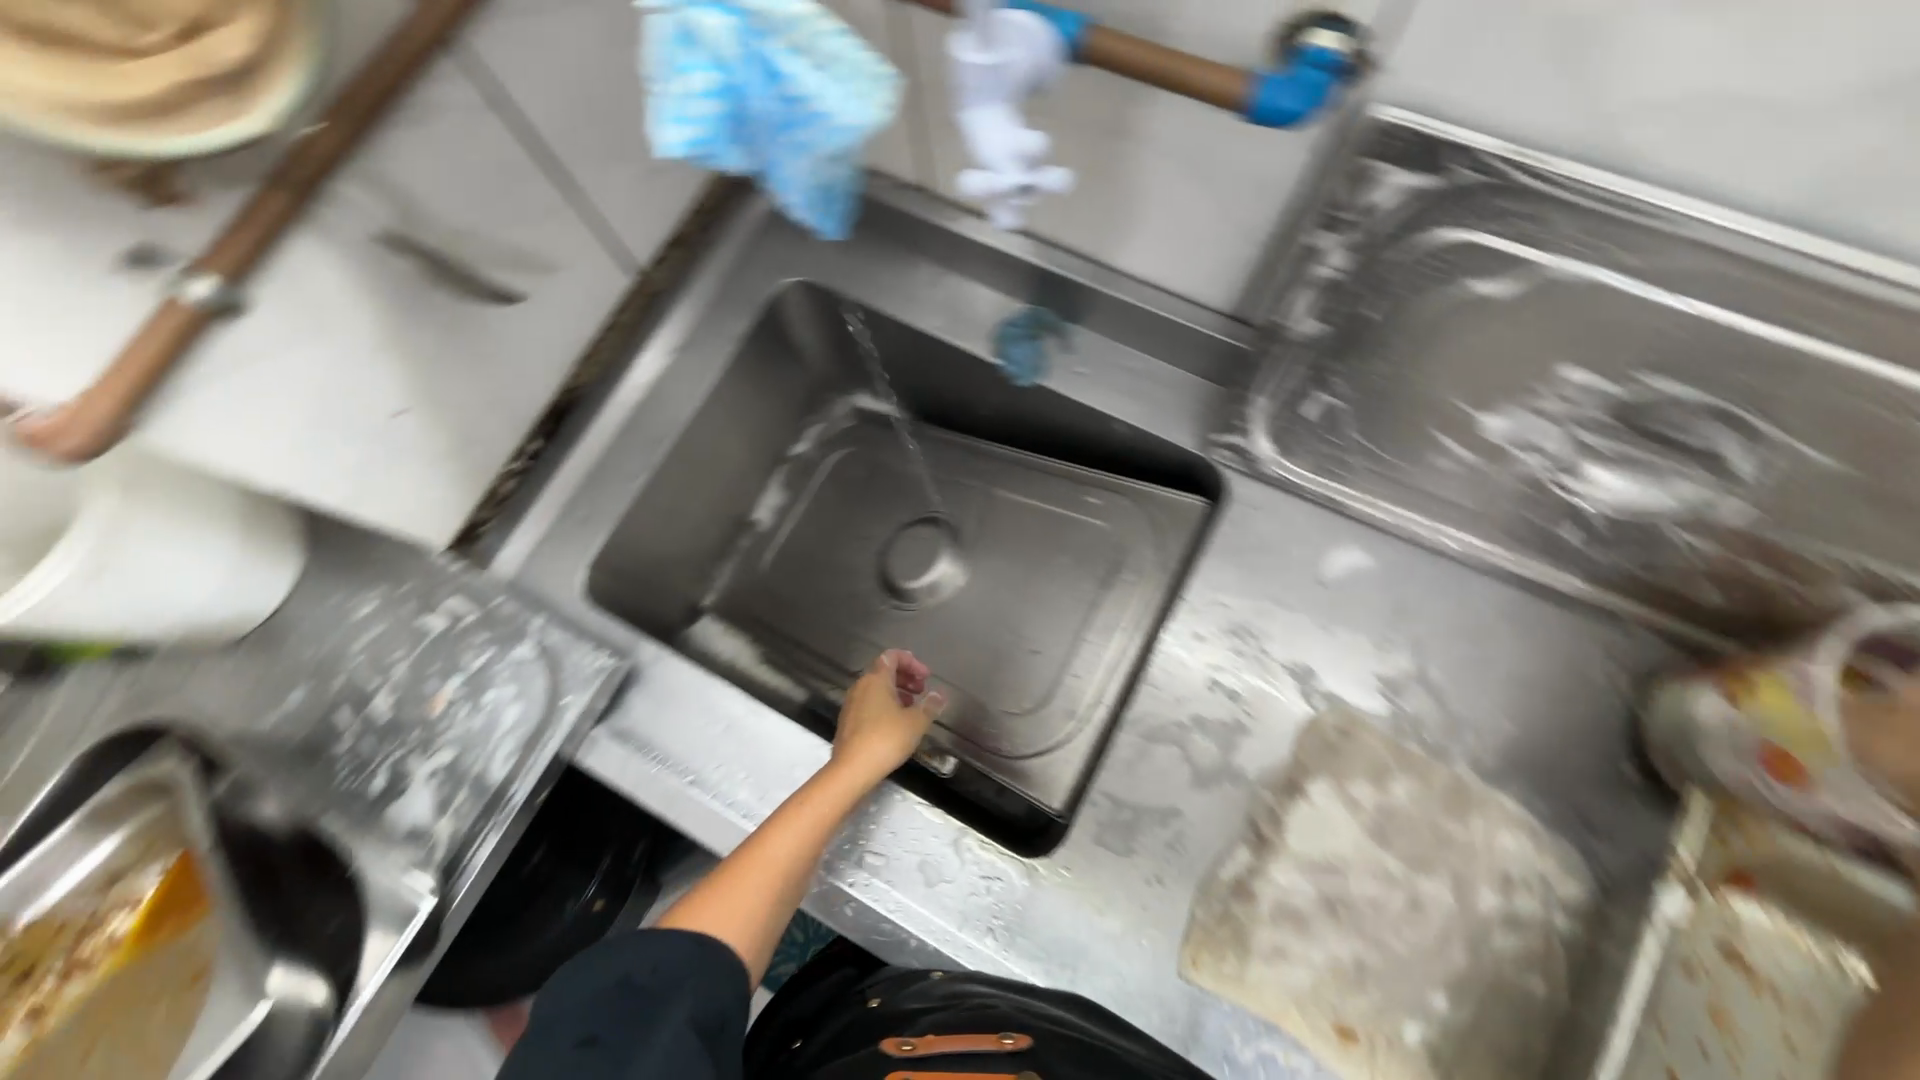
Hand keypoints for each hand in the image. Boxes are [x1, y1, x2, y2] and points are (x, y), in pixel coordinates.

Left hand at [830, 650, 944, 786]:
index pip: (892, 656)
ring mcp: (851, 704)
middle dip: (905, 677)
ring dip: (896, 692)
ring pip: (876, 688)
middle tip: (922, 691)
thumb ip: (929, 706)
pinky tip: (896, 724)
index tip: (926, 676)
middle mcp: (860, 686)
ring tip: (912, 708)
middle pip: (884, 671)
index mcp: (876, 679)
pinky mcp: (848, 721)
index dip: (911, 662)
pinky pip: (869, 703)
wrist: (852, 769)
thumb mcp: (916, 722)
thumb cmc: (886, 739)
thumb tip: (939, 696)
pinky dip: (884, 705)